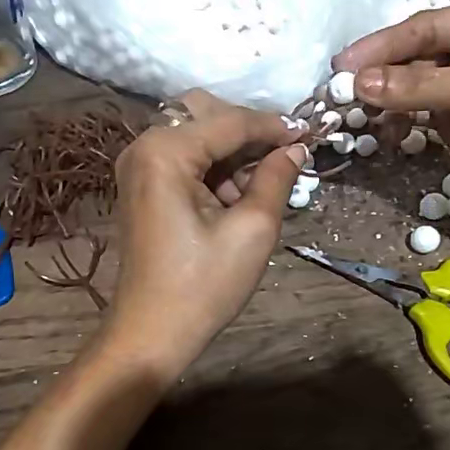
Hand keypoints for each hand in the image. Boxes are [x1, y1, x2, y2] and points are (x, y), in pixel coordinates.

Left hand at [105, 89, 307, 374]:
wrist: (151, 333)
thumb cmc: (203, 286)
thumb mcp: (252, 230)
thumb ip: (276, 178)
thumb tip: (296, 147)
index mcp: (164, 152)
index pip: (230, 121)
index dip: (274, 126)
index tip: (311, 135)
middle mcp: (144, 147)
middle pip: (207, 116)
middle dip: (249, 135)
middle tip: (284, 161)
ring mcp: (138, 166)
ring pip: (197, 136)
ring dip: (232, 154)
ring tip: (261, 188)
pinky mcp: (142, 186)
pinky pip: (184, 159)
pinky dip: (214, 169)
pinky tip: (237, 197)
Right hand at [333, 1, 449, 204]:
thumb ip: (423, 87)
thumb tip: (359, 85)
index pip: (425, 27)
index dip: (383, 45)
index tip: (344, 64)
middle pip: (411, 54)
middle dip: (376, 72)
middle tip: (337, 91)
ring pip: (406, 85)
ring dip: (379, 98)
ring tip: (351, 112)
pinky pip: (411, 114)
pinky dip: (391, 121)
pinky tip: (376, 128)